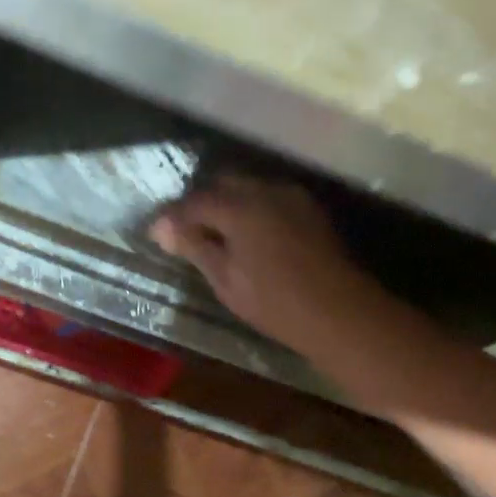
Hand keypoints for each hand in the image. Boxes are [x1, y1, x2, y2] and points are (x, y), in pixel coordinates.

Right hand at [150, 175, 377, 341]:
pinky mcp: (308, 209)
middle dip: (200, 204)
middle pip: (222, 184)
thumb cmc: (275, 303)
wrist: (339, 312)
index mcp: (240, 206)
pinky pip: (269, 198)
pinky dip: (251, 209)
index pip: (194, 201)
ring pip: (248, 188)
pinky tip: (247, 235)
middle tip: (185, 232)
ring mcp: (291, 197)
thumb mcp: (226, 280)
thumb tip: (162, 228)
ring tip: (215, 234)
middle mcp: (265, 190)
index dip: (172, 217)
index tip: (156, 234)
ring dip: (227, 204)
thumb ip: (195, 247)